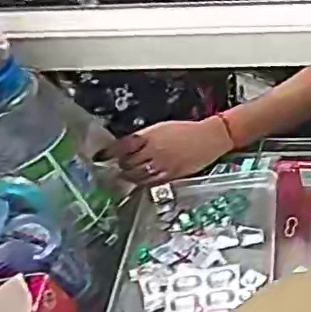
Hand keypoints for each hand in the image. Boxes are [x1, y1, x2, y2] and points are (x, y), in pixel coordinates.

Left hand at [114, 117, 232, 184]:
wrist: (208, 138)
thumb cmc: (186, 131)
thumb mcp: (161, 128)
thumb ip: (143, 138)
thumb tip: (127, 147)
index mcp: (149, 137)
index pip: (122, 146)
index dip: (109, 153)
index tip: (101, 156)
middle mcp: (153, 151)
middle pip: (127, 163)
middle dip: (120, 166)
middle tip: (115, 169)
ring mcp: (162, 164)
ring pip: (138, 175)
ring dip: (130, 177)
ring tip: (126, 177)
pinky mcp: (172, 175)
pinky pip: (152, 182)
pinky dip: (143, 183)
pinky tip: (141, 182)